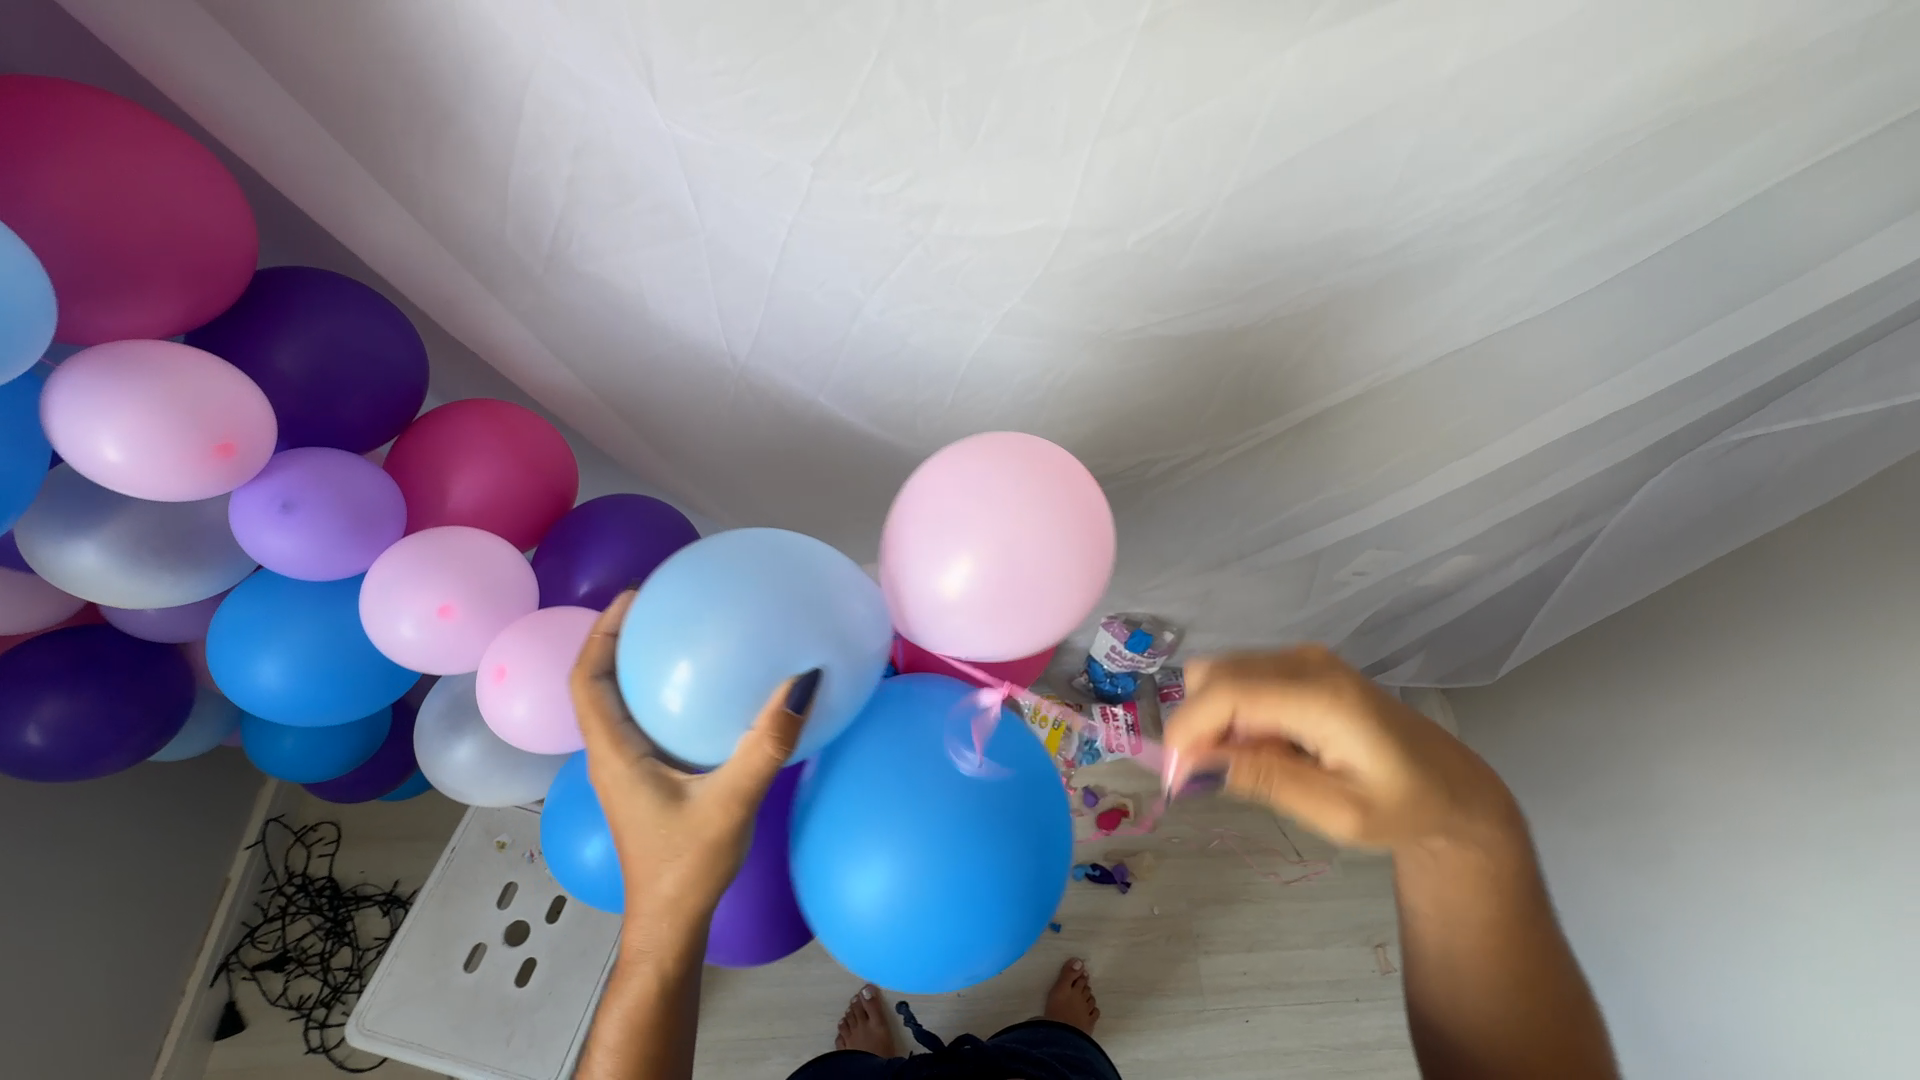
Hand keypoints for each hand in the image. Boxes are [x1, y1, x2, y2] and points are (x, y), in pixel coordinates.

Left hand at [569, 589, 818, 947]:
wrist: (671, 922)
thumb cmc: (689, 864)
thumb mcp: (733, 800)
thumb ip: (767, 743)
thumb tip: (804, 681)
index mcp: (614, 754)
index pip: (585, 680)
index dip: (601, 633)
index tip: (634, 596)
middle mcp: (611, 755)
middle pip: (597, 683)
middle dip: (620, 638)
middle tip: (663, 604)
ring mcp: (627, 769)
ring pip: (618, 703)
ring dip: (637, 665)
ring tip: (681, 635)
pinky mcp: (647, 780)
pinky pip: (645, 722)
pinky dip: (663, 694)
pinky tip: (707, 692)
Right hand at [1161, 646, 1519, 852]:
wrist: (1455, 788)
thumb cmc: (1404, 808)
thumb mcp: (1336, 813)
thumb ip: (1262, 780)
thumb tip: (1190, 765)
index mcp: (1322, 696)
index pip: (1225, 692)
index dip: (1186, 730)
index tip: (1174, 779)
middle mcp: (1305, 662)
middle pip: (1211, 674)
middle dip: (1196, 726)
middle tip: (1215, 777)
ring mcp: (1302, 657)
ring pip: (1218, 674)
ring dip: (1212, 720)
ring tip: (1249, 763)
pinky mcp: (1299, 664)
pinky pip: (1238, 678)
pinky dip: (1231, 712)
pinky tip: (1264, 746)